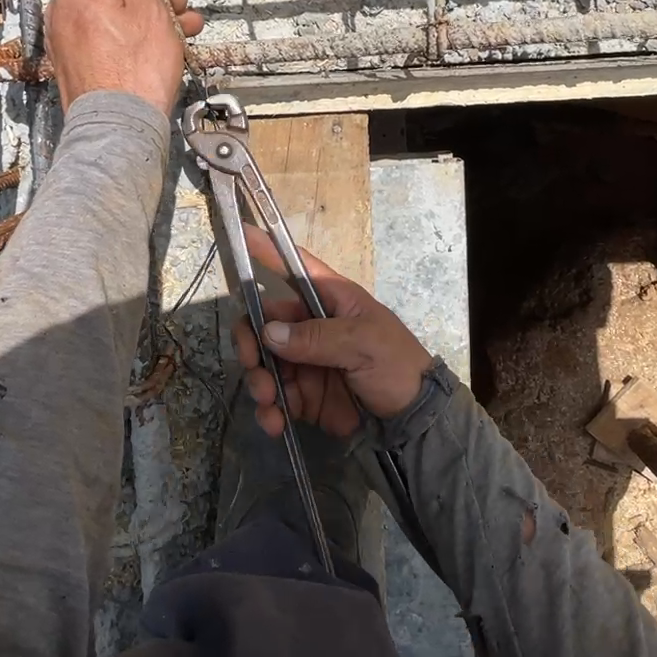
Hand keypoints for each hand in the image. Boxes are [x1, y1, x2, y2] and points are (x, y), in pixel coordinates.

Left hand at [45, 0, 204, 115]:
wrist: (118, 129)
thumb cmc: (137, 70)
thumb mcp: (149, 7)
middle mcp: (66, 3)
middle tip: (177, 1)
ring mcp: (68, 32)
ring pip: (112, 2)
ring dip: (149, 7)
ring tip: (183, 27)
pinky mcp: (76, 56)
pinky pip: (106, 29)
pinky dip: (134, 29)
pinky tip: (166, 44)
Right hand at [232, 225, 433, 438]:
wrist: (415, 423)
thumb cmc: (396, 366)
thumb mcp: (363, 343)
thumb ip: (316, 337)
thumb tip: (268, 332)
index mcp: (331, 300)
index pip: (296, 268)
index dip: (268, 250)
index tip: (242, 234)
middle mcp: (312, 326)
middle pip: (265, 322)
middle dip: (251, 342)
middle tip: (253, 364)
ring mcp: (305, 363)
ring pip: (263, 362)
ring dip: (258, 380)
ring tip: (268, 400)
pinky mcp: (304, 397)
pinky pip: (274, 398)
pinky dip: (268, 410)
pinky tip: (274, 422)